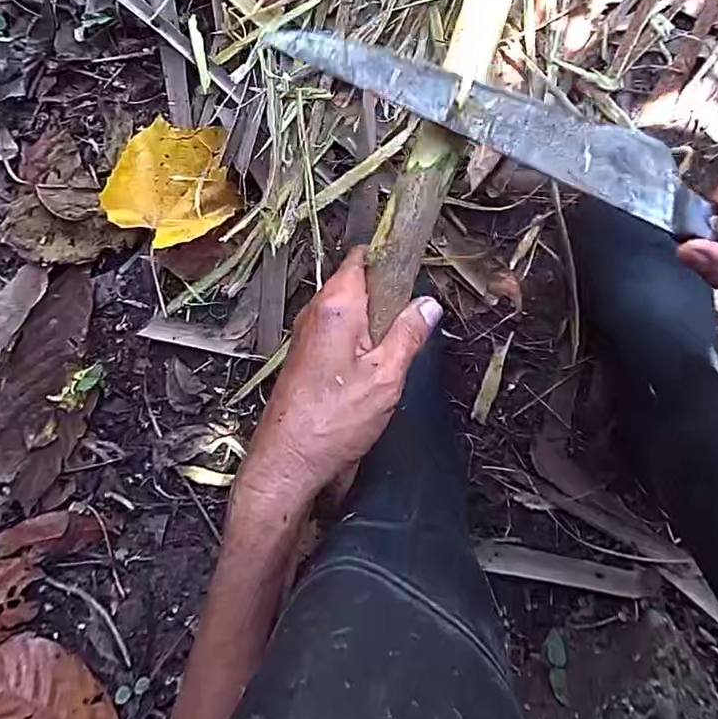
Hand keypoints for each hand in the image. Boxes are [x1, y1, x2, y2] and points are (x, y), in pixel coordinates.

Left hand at [235, 247, 441, 512]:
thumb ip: (409, 334)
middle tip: (411, 322)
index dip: (388, 257)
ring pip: (350, 311)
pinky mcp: (308, 355)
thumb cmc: (330, 421)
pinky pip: (339, 333)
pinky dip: (359, 341)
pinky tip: (371, 370)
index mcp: (336, 305)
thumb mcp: (386, 376)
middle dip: (386, 297)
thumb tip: (428, 306)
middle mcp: (317, 312)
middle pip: (358, 284)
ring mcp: (309, 333)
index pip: (362, 257)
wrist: (289, 461)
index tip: (413, 268)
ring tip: (393, 352)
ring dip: (373, 323)